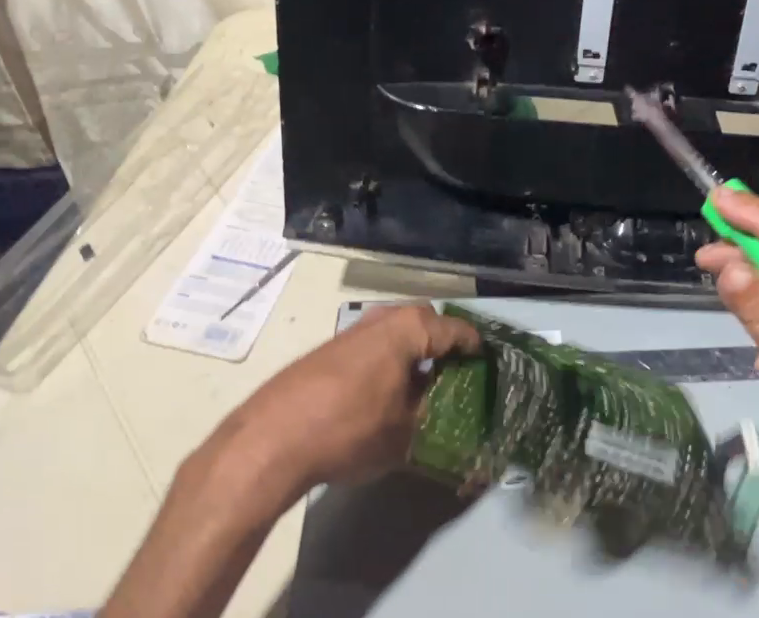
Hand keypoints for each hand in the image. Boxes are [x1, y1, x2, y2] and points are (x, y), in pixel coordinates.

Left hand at [206, 304, 479, 491]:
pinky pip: (372, 348)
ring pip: (395, 334)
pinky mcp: (328, 351)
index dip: (475, 349)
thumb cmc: (350, 430)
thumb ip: (432, 416)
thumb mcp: (405, 432)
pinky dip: (386, 363)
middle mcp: (382, 318)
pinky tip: (384, 395)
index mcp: (409, 328)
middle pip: (425, 323)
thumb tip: (445, 412)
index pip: (457, 330)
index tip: (487, 366)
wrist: (270, 441)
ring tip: (421, 389)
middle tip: (454, 375)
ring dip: (411, 354)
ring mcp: (351, 331)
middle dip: (441, 345)